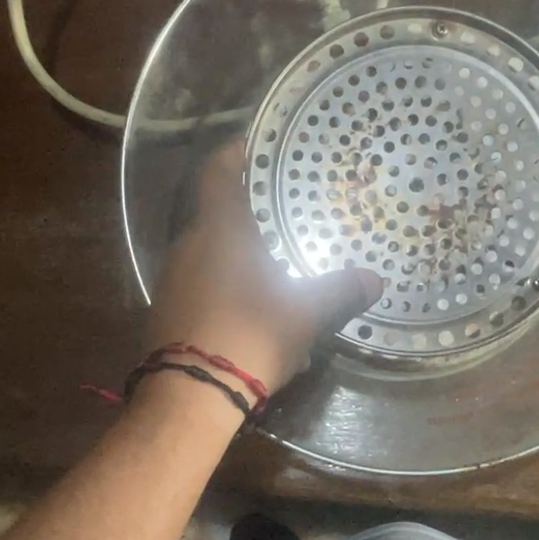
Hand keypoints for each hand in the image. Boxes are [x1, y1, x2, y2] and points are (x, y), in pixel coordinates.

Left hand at [144, 144, 384, 396]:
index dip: (234, 153)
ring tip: (275, 270)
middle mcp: (189, 246)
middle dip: (249, 216)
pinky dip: (226, 288)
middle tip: (284, 218)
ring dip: (239, 257)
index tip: (254, 146)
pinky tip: (252, 312)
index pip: (219, 172)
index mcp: (220, 231)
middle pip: (218, 215)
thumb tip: (373, 280)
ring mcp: (172, 279)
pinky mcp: (165, 311)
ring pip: (211, 254)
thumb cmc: (250, 336)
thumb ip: (338, 292)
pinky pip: (201, 285)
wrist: (190, 394)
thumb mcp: (304, 315)